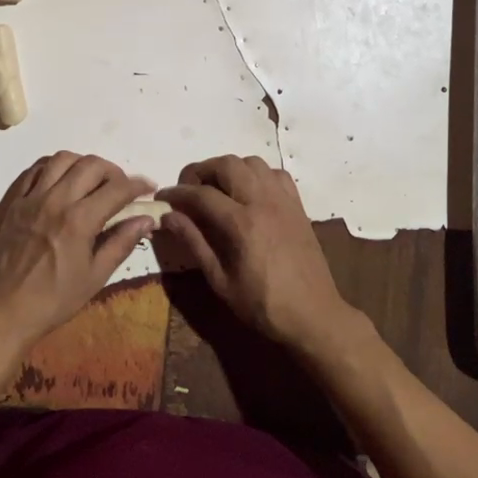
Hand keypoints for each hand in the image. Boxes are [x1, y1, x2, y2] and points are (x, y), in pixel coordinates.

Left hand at [0, 152, 156, 353]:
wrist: (5, 309)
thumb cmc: (54, 299)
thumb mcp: (96, 276)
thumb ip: (121, 242)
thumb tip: (146, 219)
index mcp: (79, 220)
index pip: (117, 188)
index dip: (137, 185)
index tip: (148, 188)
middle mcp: (56, 200)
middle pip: (91, 165)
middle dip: (113, 171)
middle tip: (120, 188)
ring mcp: (32, 198)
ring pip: (62, 159)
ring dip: (83, 164)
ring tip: (91, 181)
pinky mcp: (15, 202)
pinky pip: (35, 170)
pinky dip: (53, 168)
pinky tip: (61, 182)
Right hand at [160, 155, 355, 352]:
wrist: (314, 316)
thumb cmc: (263, 305)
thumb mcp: (220, 280)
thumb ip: (194, 242)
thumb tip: (169, 216)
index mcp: (242, 223)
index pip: (201, 194)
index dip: (178, 192)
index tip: (164, 198)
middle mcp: (263, 202)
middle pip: (227, 165)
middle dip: (202, 171)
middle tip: (190, 190)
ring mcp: (284, 201)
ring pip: (253, 162)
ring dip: (230, 169)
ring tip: (219, 189)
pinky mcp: (298, 206)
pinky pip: (276, 174)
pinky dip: (258, 175)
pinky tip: (250, 194)